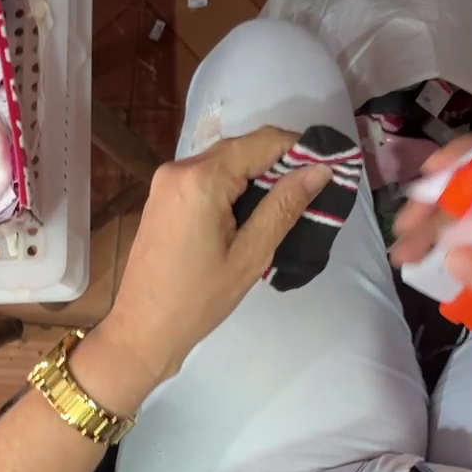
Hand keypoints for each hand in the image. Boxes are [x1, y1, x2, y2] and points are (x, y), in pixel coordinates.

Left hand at [91, 127, 332, 397]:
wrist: (143, 329)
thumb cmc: (198, 299)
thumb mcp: (250, 255)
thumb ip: (284, 206)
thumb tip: (320, 170)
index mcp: (201, 179)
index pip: (262, 141)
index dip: (300, 149)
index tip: (329, 168)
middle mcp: (179, 168)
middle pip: (241, 148)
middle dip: (279, 163)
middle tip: (312, 192)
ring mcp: (166, 182)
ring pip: (224, 163)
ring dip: (256, 177)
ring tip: (286, 206)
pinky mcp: (162, 197)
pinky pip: (206, 178)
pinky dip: (232, 187)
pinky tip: (250, 214)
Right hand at [389, 136, 471, 381]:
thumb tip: (455, 255)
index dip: (470, 161)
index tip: (435, 171)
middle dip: (435, 204)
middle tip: (405, 228)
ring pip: (463, 220)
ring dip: (429, 231)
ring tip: (403, 253)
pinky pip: (463, 248)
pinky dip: (436, 252)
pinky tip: (417, 263)